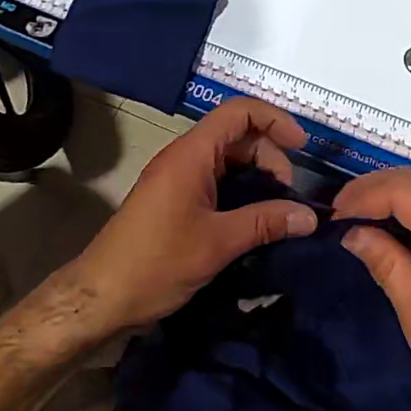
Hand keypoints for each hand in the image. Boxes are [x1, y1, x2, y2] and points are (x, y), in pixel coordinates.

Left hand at [52, 98, 318, 340]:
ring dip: (257, 177)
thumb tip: (310, 216)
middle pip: (237, 135)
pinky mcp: (174, 199)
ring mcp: (177, 178)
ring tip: (277, 211)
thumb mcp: (217, 243)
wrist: (100, 298)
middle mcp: (184, 157)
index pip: (239, 112)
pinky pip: (216, 181)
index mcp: (191, 154)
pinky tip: (254, 220)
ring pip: (228, 160)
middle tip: (288, 197)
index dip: (275, 120)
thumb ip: (265, 223)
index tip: (302, 147)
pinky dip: (240, 192)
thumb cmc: (156, 263)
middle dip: (270, 156)